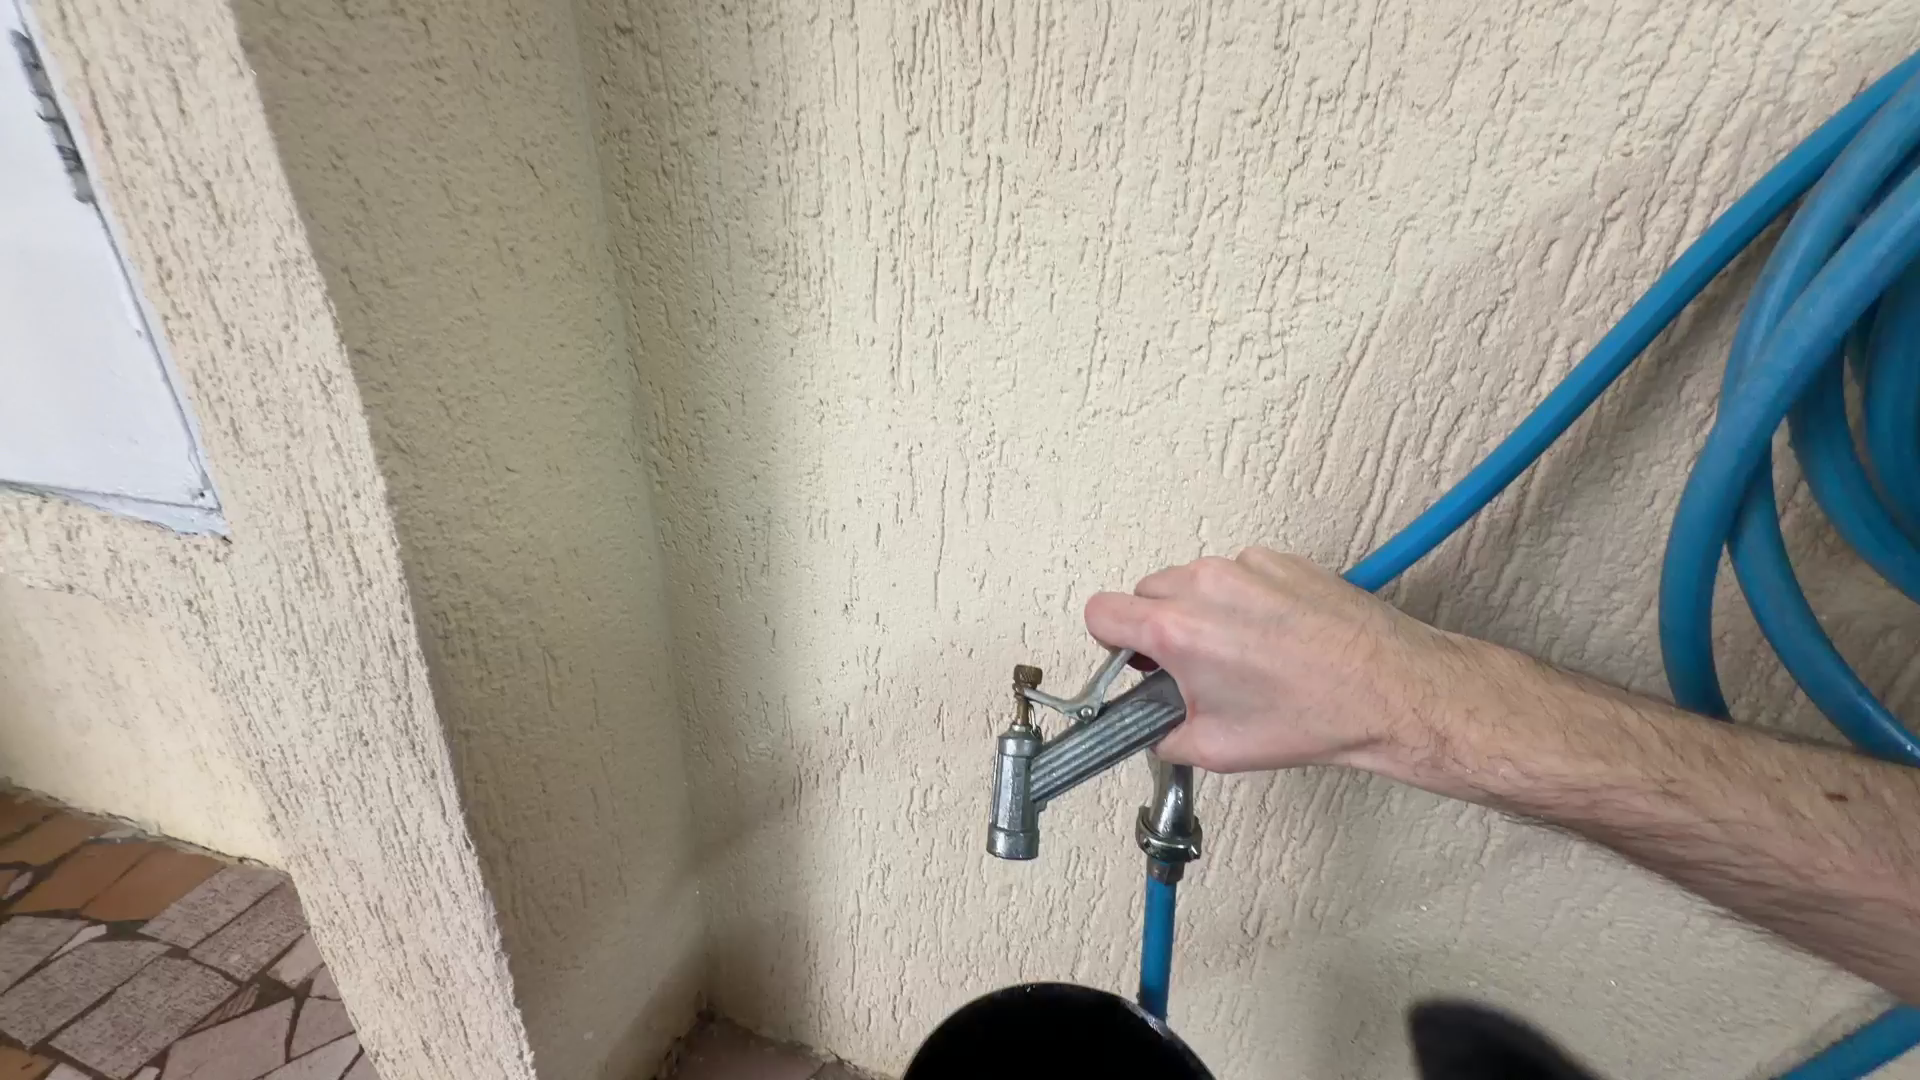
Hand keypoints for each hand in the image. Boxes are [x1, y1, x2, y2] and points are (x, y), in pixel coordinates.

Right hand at [1083, 547, 1470, 772]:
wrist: (1393, 690)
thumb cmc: (1315, 717)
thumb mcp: (1216, 748)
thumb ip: (1161, 733)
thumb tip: (1151, 724)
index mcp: (1177, 630)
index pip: (1100, 612)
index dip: (1109, 639)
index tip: (1131, 657)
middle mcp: (1202, 586)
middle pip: (1143, 593)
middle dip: (1154, 626)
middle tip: (1188, 663)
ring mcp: (1241, 567)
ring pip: (1187, 580)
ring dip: (1195, 610)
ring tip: (1237, 649)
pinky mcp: (1275, 559)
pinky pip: (1231, 572)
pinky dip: (1237, 597)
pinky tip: (1269, 632)